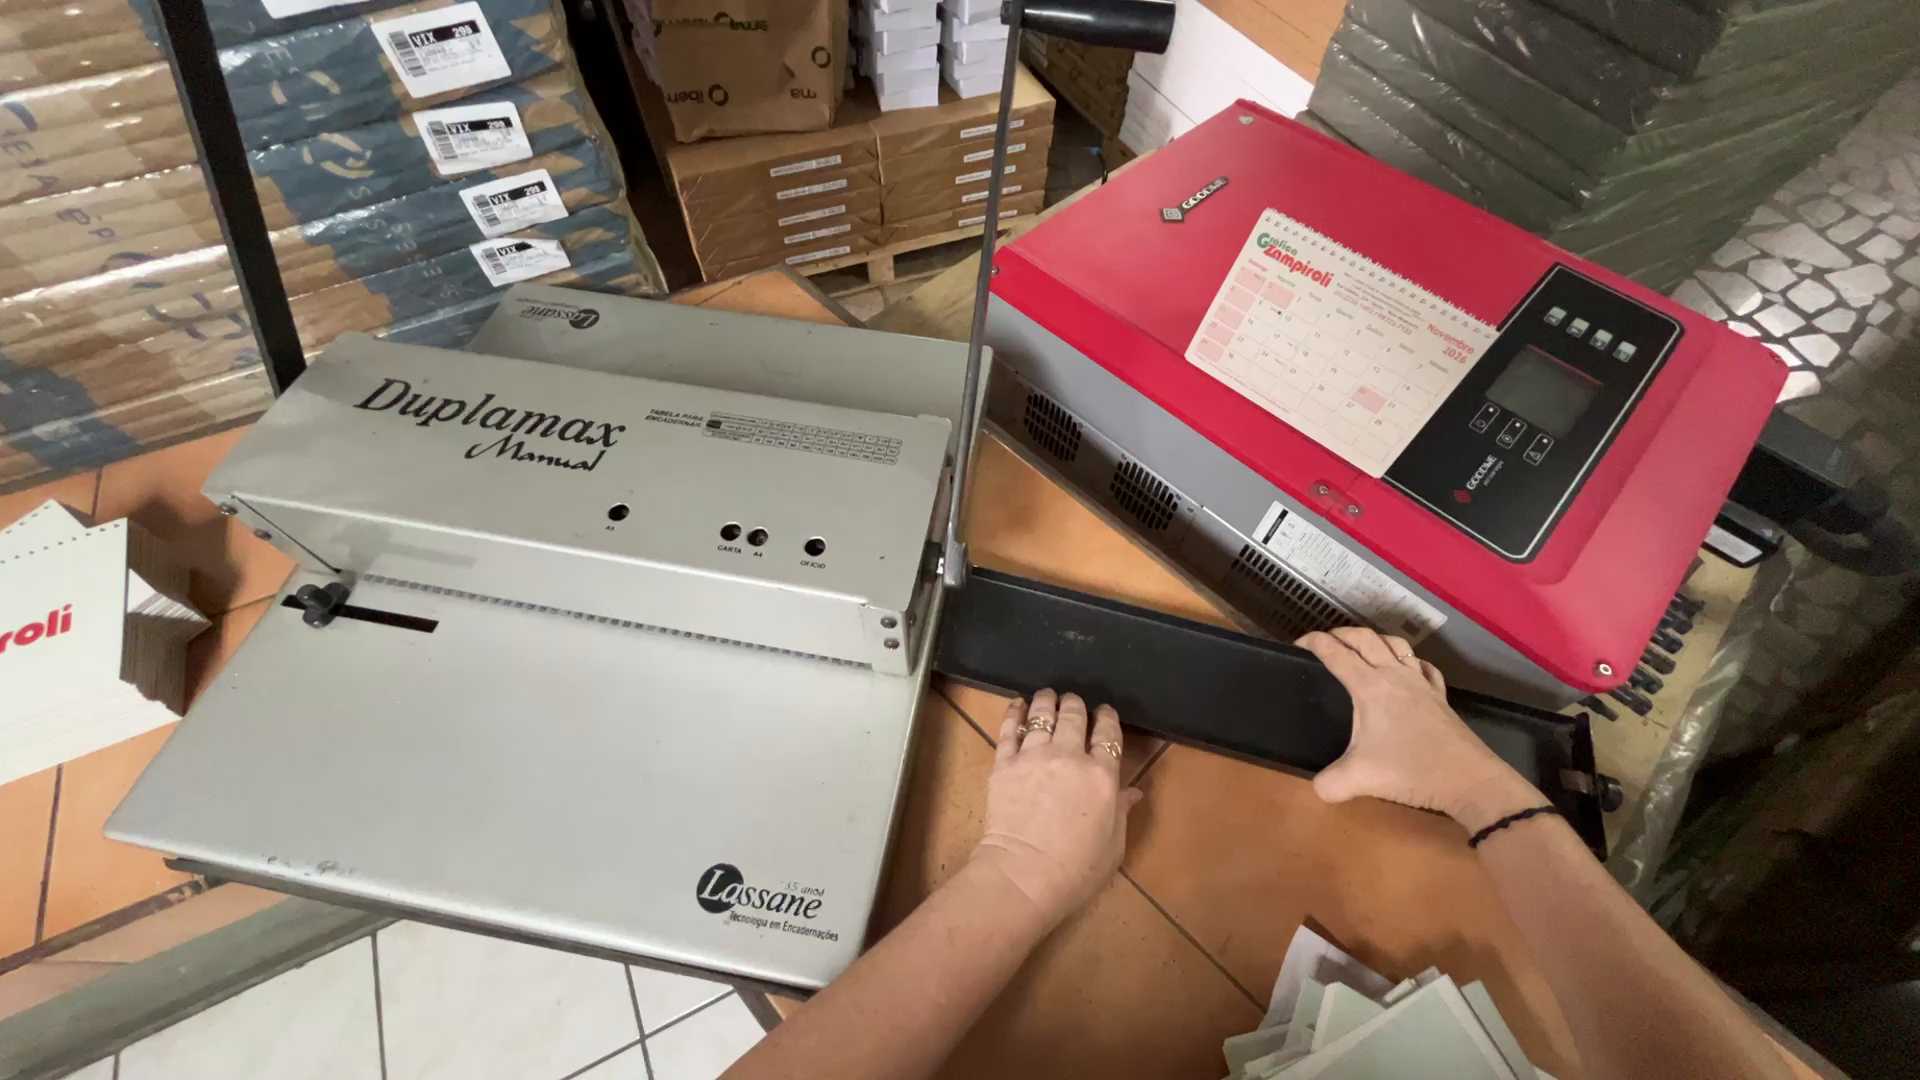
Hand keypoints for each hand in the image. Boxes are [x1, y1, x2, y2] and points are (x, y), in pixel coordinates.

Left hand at [968, 689, 1142, 928]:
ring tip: (1047, 695)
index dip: (1107, 717)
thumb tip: (1134, 791)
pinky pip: (1010, 729)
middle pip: (1074, 716)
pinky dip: (1015, 713)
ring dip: (1047, 701)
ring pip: (1041, 715)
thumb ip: (1122, 810)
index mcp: (1102, 775)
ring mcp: (1034, 756)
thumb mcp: (1113, 844)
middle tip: (1073, 700)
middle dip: (1075, 704)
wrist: (1025, 875)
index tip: (1104, 711)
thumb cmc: (1077, 869)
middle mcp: (1069, 756)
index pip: (1108, 734)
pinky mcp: (1004, 763)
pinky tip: (1017, 705)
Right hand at [1297, 628, 1543, 831]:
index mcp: (1370, 687)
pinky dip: (1408, 660)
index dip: (1313, 642)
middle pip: (1364, 637)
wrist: (1470, 781)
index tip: (1298, 646)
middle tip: (1324, 644)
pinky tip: (1405, 671)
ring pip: (1395, 644)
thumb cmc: (1412, 771)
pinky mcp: (1439, 696)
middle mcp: (1394, 676)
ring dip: (1374, 639)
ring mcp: (1420, 684)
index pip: (1336, 652)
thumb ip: (1329, 783)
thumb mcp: (1360, 780)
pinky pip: (1422, 665)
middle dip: (1340, 634)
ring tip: (1361, 650)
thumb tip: (1317, 788)